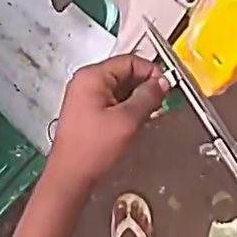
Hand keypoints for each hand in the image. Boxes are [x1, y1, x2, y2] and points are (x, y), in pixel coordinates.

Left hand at [46, 55, 169, 187]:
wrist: (71, 176)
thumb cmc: (93, 149)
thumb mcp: (128, 120)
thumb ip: (148, 97)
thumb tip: (161, 82)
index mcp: (92, 77)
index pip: (129, 61)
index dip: (151, 71)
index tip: (165, 86)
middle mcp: (85, 82)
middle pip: (124, 73)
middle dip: (144, 86)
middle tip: (159, 103)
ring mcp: (84, 97)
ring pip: (119, 89)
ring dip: (137, 99)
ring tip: (148, 115)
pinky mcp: (86, 112)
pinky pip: (112, 101)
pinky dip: (126, 108)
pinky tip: (136, 121)